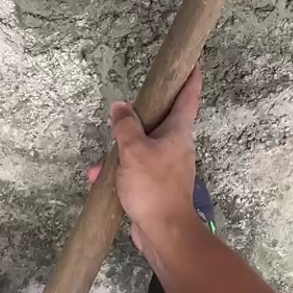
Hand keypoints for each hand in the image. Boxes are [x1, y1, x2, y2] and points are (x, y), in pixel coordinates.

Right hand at [100, 65, 202, 252]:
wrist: (164, 233)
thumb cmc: (154, 188)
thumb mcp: (133, 151)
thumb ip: (125, 126)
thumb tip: (120, 107)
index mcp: (178, 131)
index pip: (189, 95)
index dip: (191, 75)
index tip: (193, 59)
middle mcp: (176, 145)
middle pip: (161, 120)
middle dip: (139, 117)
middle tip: (126, 108)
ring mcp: (167, 166)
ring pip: (142, 148)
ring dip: (120, 153)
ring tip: (101, 166)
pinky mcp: (156, 184)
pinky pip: (135, 170)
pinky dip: (118, 173)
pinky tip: (100, 181)